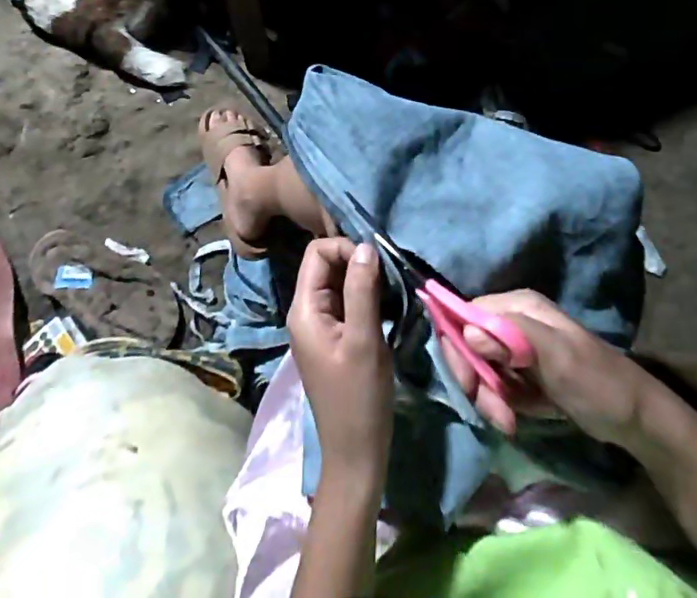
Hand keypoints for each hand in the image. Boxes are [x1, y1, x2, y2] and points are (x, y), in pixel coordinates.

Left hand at [288, 238, 394, 477]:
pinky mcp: (335, 337)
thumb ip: (362, 290)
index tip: (377, 263)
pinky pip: (347, 302)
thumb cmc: (359, 396)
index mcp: (304, 310)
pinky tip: (388, 306)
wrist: (355, 450)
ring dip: (365, 279)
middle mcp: (306, 312)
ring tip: (392, 289)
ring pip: (340, 282)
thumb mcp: (363, 339)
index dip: (346, 248)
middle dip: (358, 261)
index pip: (317, 253)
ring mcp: (320, 325)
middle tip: (390, 275)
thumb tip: (366, 246)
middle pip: (327, 265)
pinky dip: (367, 296)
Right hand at [442, 289, 654, 444]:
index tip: (469, 383)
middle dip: (476, 381)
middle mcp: (512, 321)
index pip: (466, 314)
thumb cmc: (596, 381)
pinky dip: (500, 404)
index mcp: (518, 305)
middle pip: (468, 345)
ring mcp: (517, 348)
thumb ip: (513, 337)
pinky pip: (495, 385)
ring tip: (509, 422)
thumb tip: (467, 331)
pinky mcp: (522, 373)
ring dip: (488, 399)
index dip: (458, 347)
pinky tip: (515, 420)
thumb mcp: (557, 356)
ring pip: (479, 369)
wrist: (632, 417)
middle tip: (495, 412)